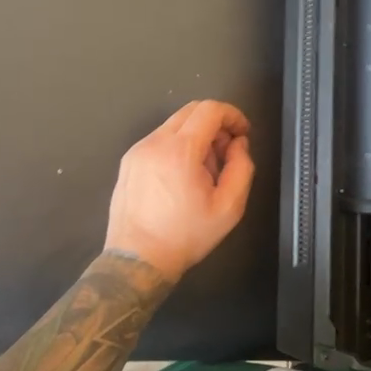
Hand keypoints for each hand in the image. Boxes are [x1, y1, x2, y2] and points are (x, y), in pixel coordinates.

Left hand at [105, 100, 255, 282]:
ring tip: (204, 170)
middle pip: (190, 110)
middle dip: (215, 123)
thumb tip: (238, 144)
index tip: (243, 134)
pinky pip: (159, 140)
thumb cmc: (186, 235)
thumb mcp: (229, 208)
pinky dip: (177, 145)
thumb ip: (241, 168)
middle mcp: (154, 142)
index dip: (232, 115)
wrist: (137, 260)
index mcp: (179, 150)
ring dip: (196, 135)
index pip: (209, 109)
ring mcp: (137, 150)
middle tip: (226, 152)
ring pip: (174, 124)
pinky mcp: (128, 161)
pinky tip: (181, 176)